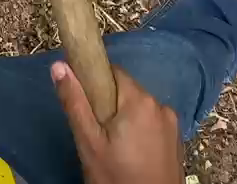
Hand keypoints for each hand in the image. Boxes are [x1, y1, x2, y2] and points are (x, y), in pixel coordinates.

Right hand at [51, 62, 181, 183]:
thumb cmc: (118, 178)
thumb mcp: (89, 143)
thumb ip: (74, 102)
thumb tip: (58, 65)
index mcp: (140, 100)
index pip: (112, 72)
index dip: (95, 85)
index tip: (87, 107)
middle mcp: (161, 106)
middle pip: (125, 91)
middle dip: (109, 107)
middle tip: (97, 135)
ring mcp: (173, 126)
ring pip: (138, 110)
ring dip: (124, 121)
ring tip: (113, 149)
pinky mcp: (178, 143)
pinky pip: (152, 126)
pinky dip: (140, 134)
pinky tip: (132, 157)